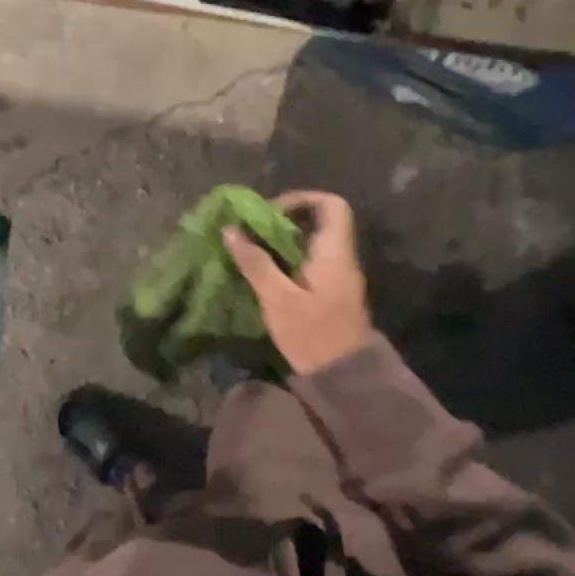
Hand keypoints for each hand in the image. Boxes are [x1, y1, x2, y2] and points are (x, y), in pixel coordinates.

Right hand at [223, 190, 372, 374]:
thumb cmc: (312, 334)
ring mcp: (337, 277)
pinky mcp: (329, 293)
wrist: (343, 376)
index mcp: (334, 254)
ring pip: (312, 244)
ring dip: (281, 243)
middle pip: (319, 223)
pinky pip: (309, 263)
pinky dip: (286, 261)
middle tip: (251, 232)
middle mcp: (341, 259)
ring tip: (250, 251)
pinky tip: (262, 274)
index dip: (303, 199)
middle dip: (283, 222)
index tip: (270, 211)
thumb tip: (231, 230)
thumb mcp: (277, 298)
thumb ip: (255, 263)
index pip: (332, 206)